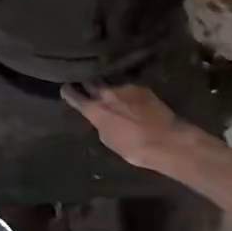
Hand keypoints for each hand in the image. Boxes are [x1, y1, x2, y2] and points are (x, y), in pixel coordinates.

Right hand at [60, 83, 215, 171]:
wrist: (166, 140)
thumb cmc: (134, 148)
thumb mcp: (109, 140)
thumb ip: (101, 124)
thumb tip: (102, 117)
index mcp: (95, 110)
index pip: (74, 96)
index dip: (68, 92)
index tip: (65, 88)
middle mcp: (107, 94)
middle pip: (92, 82)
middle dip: (87, 84)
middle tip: (85, 85)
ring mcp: (126, 88)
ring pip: (111, 85)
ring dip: (109, 89)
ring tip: (111, 94)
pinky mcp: (142, 88)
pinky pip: (128, 88)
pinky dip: (126, 93)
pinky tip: (131, 100)